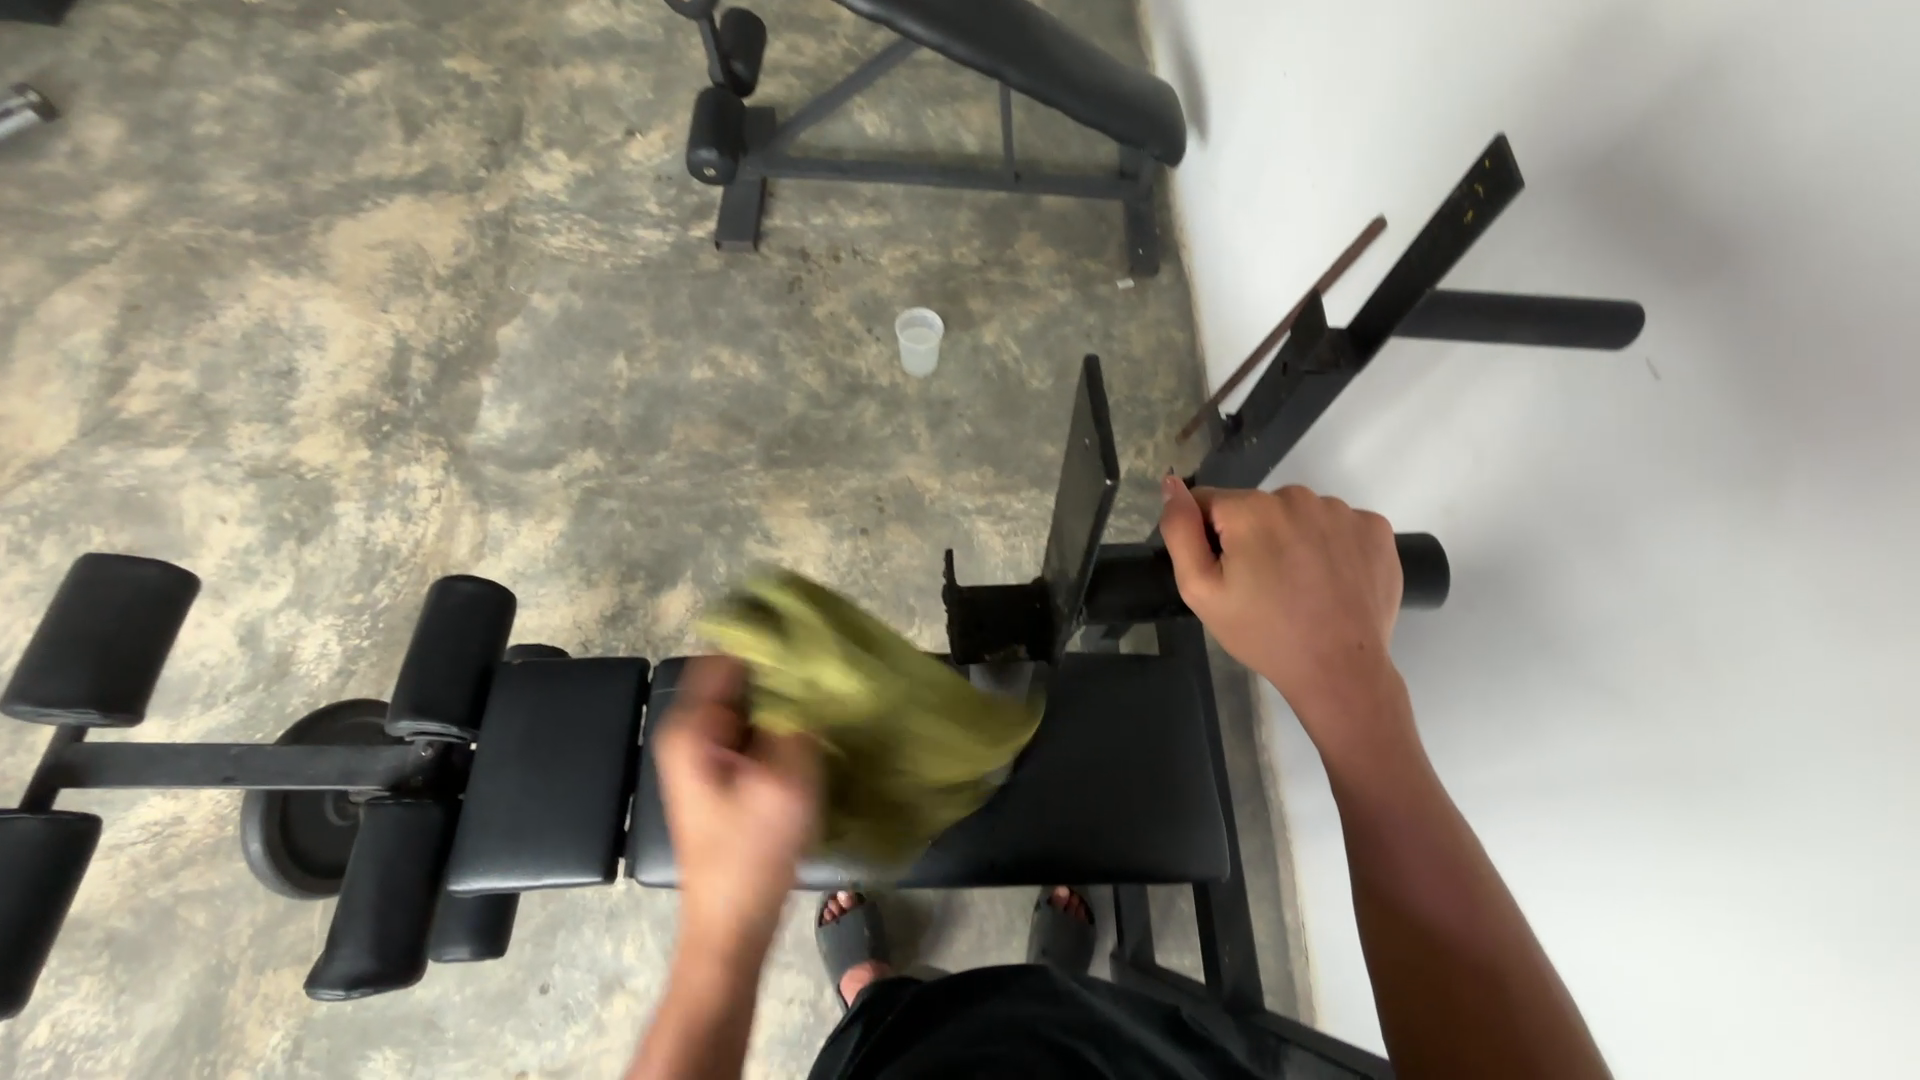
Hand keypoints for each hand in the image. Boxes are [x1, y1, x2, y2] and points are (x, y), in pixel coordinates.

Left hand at [654, 657, 820, 959]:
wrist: (732, 925)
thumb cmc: (751, 855)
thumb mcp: (784, 780)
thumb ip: (795, 719)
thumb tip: (808, 669)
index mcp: (692, 727)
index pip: (728, 655)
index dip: (769, 642)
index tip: (813, 635)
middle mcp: (693, 731)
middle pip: (741, 678)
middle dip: (785, 672)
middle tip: (832, 665)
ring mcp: (709, 753)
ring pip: (753, 705)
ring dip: (788, 700)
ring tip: (832, 691)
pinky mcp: (727, 773)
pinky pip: (757, 730)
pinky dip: (785, 724)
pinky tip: (818, 726)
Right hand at [1159, 478, 1408, 755]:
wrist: (1339, 669)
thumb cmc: (1261, 633)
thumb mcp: (1200, 589)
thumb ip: (1180, 531)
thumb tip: (1171, 484)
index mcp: (1251, 509)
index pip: (1209, 502)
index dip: (1208, 538)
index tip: (1227, 574)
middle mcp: (1298, 497)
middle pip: (1256, 507)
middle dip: (1252, 537)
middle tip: (1261, 586)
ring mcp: (1343, 511)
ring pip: (1297, 515)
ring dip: (1292, 540)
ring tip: (1298, 586)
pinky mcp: (1375, 528)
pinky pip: (1337, 525)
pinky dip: (1330, 546)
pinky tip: (1329, 581)